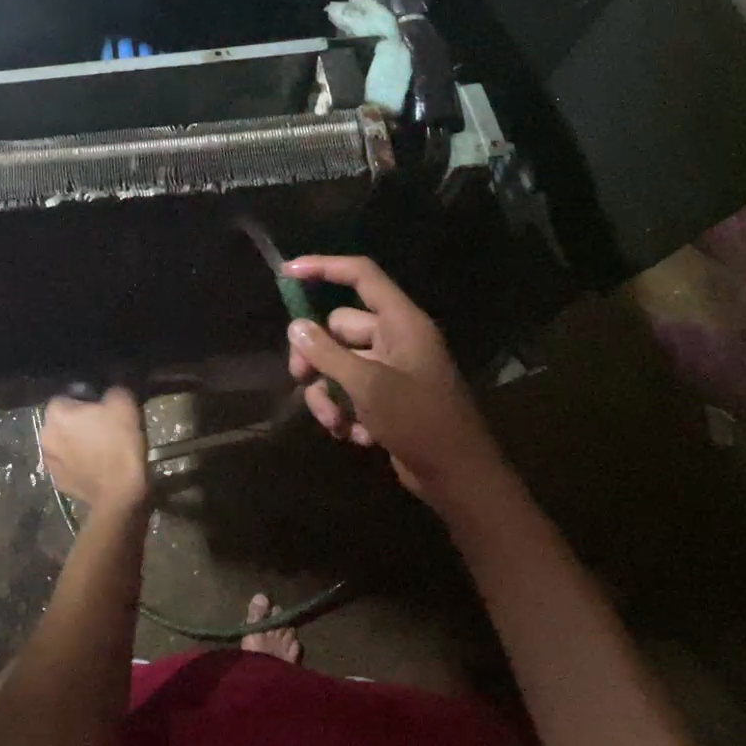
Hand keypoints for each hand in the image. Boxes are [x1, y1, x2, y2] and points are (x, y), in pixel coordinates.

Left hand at [40, 388, 148, 514]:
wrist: (119, 493)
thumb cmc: (119, 443)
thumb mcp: (124, 404)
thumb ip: (113, 390)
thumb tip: (109, 391)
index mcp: (55, 412)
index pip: (66, 397)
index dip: (84, 400)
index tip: (102, 408)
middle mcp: (45, 435)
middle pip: (61, 421)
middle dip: (77, 422)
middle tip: (101, 427)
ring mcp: (49, 462)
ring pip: (62, 444)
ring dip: (75, 443)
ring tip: (98, 449)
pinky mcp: (57, 483)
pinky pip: (66, 466)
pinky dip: (77, 465)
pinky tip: (94, 467)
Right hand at [284, 256, 504, 505]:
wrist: (458, 478)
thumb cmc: (419, 421)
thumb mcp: (367, 386)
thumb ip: (327, 353)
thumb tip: (296, 326)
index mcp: (401, 323)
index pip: (361, 276)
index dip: (323, 267)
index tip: (286, 272)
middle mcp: (396, 339)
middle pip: (338, 327)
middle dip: (316, 356)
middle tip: (299, 377)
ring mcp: (391, 370)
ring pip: (339, 364)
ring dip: (328, 394)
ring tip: (334, 422)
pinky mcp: (386, 399)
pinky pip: (350, 390)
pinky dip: (345, 411)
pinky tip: (354, 436)